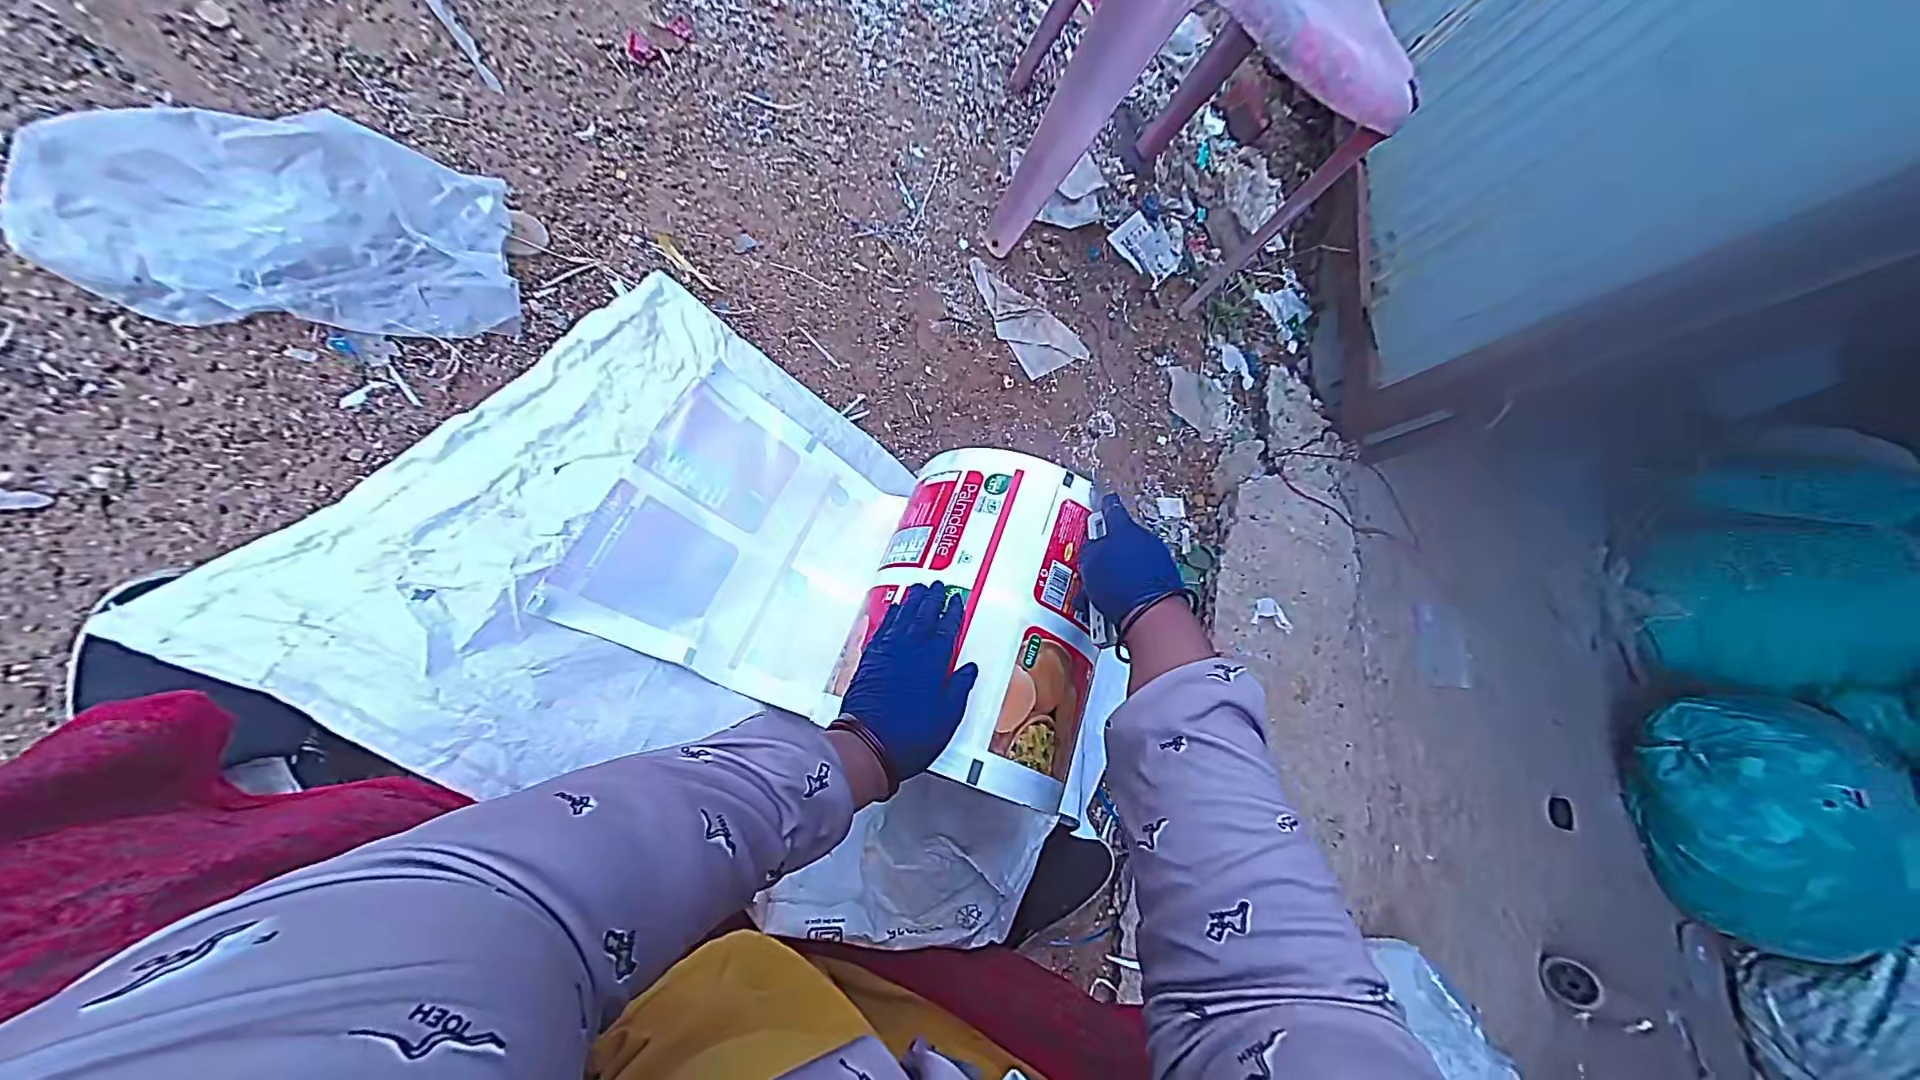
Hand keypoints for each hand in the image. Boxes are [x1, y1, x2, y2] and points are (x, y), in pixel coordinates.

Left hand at [837, 582, 979, 792]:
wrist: (867, 744)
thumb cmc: (912, 734)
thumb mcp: (948, 716)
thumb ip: (959, 687)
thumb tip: (968, 668)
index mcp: (934, 661)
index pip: (947, 628)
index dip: (953, 612)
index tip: (957, 600)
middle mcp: (910, 649)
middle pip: (924, 615)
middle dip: (933, 598)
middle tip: (938, 585)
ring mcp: (888, 651)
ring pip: (902, 616)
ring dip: (912, 601)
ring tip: (918, 588)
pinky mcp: (870, 658)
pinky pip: (883, 627)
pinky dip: (891, 614)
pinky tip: (894, 609)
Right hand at [1082, 494, 1187, 635]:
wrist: (1150, 613)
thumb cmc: (1121, 586)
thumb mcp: (1089, 564)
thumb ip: (1089, 550)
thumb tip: (1090, 550)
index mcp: (1124, 528)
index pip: (1111, 509)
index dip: (1103, 506)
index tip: (1102, 503)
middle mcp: (1145, 539)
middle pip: (1121, 537)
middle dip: (1107, 548)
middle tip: (1093, 561)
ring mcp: (1158, 559)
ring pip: (1131, 559)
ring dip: (1118, 570)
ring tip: (1100, 591)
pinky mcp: (1165, 579)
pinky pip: (1141, 576)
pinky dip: (1129, 584)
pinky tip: (1115, 601)